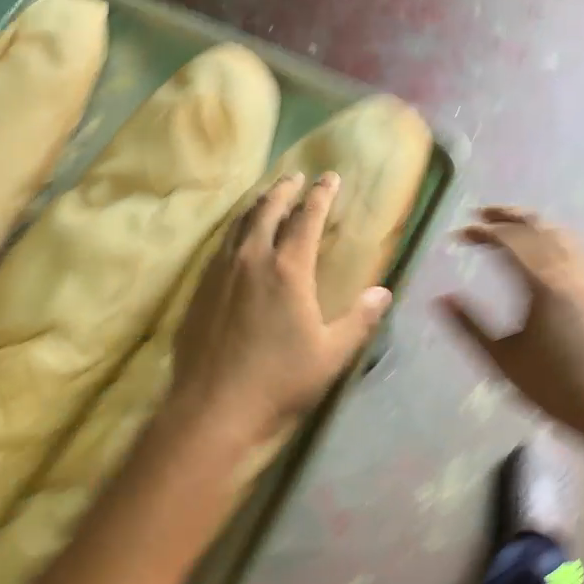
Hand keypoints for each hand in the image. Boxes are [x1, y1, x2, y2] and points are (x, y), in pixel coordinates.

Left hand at [168, 172, 393, 445]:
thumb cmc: (278, 381)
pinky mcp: (200, 288)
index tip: (330, 177)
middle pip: (267, 210)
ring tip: (267, 197)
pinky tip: (236, 239)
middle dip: (284, 190)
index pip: (307, 218)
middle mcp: (251, 259)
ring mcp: (220, 271)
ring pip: (239, 224)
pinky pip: (220, 245)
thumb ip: (358, 320)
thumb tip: (383, 293)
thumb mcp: (330, 354)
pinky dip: (235, 230)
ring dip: (256, 205)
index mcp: (288, 269)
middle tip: (296, 176)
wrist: (212, 406)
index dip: (321, 195)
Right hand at [439, 206, 583, 445]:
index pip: (507, 239)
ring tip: (512, 229)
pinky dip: (554, 240)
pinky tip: (546, 258)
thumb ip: (469, 326)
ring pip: (562, 234)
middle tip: (481, 216)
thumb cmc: (556, 388)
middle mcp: (570, 270)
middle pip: (537, 226)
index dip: (480, 232)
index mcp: (542, 282)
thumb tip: (441, 299)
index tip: (457, 235)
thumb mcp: (503, 360)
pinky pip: (577, 250)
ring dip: (533, 225)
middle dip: (507, 216)